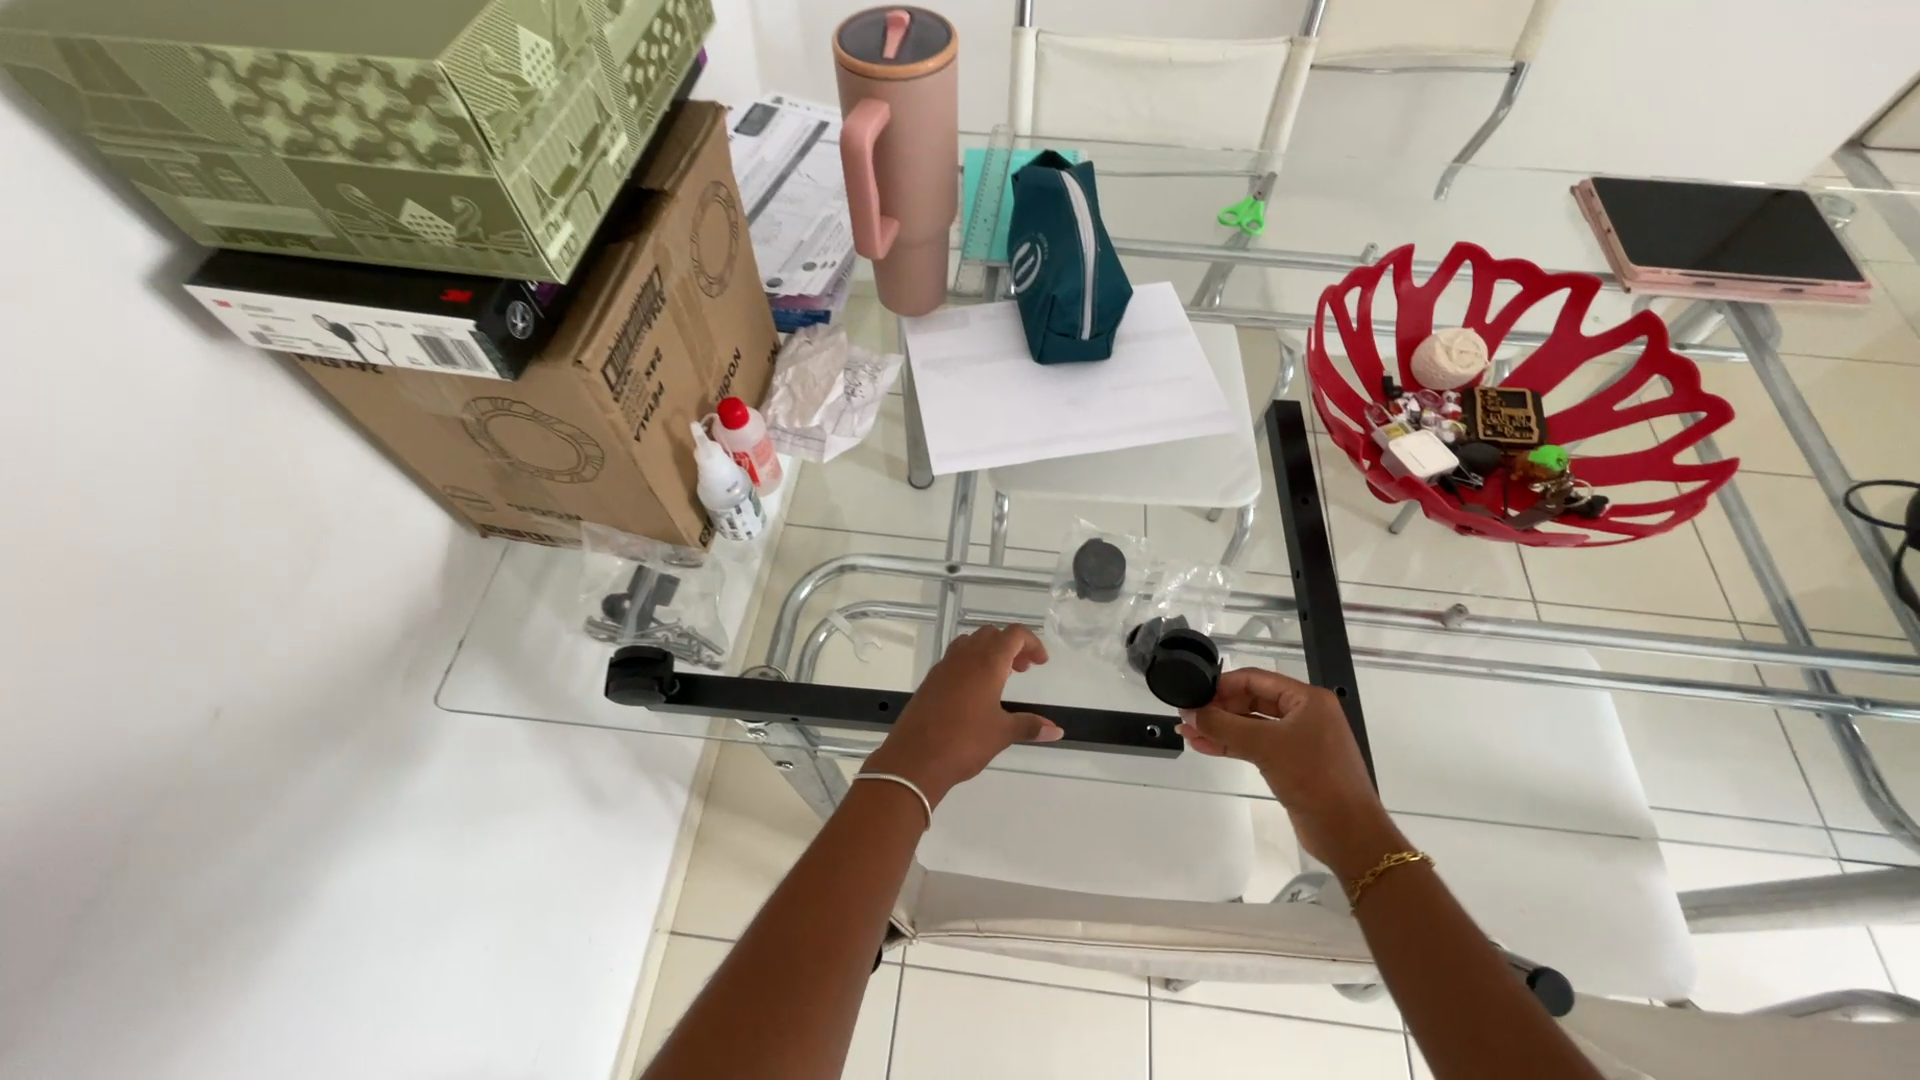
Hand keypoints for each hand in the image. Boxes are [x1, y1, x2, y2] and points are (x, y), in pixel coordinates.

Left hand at [862, 625, 1062, 806]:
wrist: (914, 759)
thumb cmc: (964, 742)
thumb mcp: (1002, 734)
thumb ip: (1030, 726)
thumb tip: (1057, 730)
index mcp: (986, 663)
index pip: (1013, 634)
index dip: (1031, 642)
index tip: (1041, 662)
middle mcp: (964, 658)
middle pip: (991, 634)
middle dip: (1011, 646)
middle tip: (1023, 670)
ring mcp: (943, 668)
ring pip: (969, 643)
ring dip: (988, 652)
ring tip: (1000, 678)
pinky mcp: (930, 681)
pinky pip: (954, 659)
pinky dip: (970, 664)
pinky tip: (974, 693)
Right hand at [1177, 668, 1398, 874]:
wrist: (1346, 830)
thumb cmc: (1312, 777)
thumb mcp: (1264, 745)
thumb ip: (1223, 726)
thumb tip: (1189, 713)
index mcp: (1307, 699)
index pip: (1256, 679)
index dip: (1223, 685)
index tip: (1194, 693)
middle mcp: (1305, 714)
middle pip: (1253, 700)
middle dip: (1219, 708)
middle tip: (1188, 715)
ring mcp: (1300, 740)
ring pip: (1252, 725)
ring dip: (1221, 728)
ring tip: (1188, 732)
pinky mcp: (1292, 763)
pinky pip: (1257, 746)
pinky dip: (1232, 745)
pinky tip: (1205, 746)